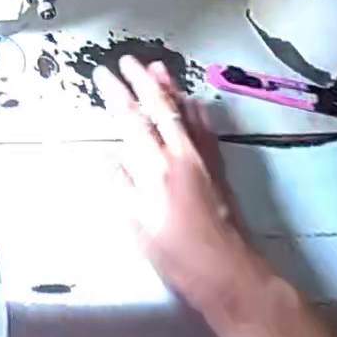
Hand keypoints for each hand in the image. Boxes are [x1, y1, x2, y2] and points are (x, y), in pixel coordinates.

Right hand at [95, 57, 269, 317]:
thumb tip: (117, 161)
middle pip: (160, 106)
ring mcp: (204, 159)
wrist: (233, 276)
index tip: (103, 75)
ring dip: (169, 87)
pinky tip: (191, 100)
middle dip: (141, 79)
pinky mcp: (219, 168)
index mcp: (156, 168)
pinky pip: (205, 127)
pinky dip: (194, 108)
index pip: (131, 119)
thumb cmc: (180, 257)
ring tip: (157, 67)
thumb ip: (124, 187)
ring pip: (185, 111)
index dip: (115, 93)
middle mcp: (181, 155)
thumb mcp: (138, 226)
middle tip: (128, 60)